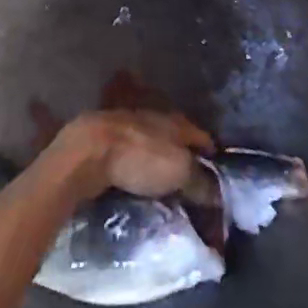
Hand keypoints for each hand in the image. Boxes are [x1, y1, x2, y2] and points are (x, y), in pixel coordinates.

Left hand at [51, 110, 214, 198]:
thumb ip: (201, 181)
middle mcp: (156, 115)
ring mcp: (130, 122)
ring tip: (165, 180)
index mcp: (177, 121)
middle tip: (192, 180)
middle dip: (185, 155)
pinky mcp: (108, 134)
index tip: (218, 177)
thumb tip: (217, 193)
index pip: (203, 137)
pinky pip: (133, 148)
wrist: (88, 149)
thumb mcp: (179, 172)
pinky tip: (138, 172)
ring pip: (154, 140)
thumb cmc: (139, 158)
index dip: (212, 156)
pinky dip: (140, 159)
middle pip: (178, 137)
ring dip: (161, 156)